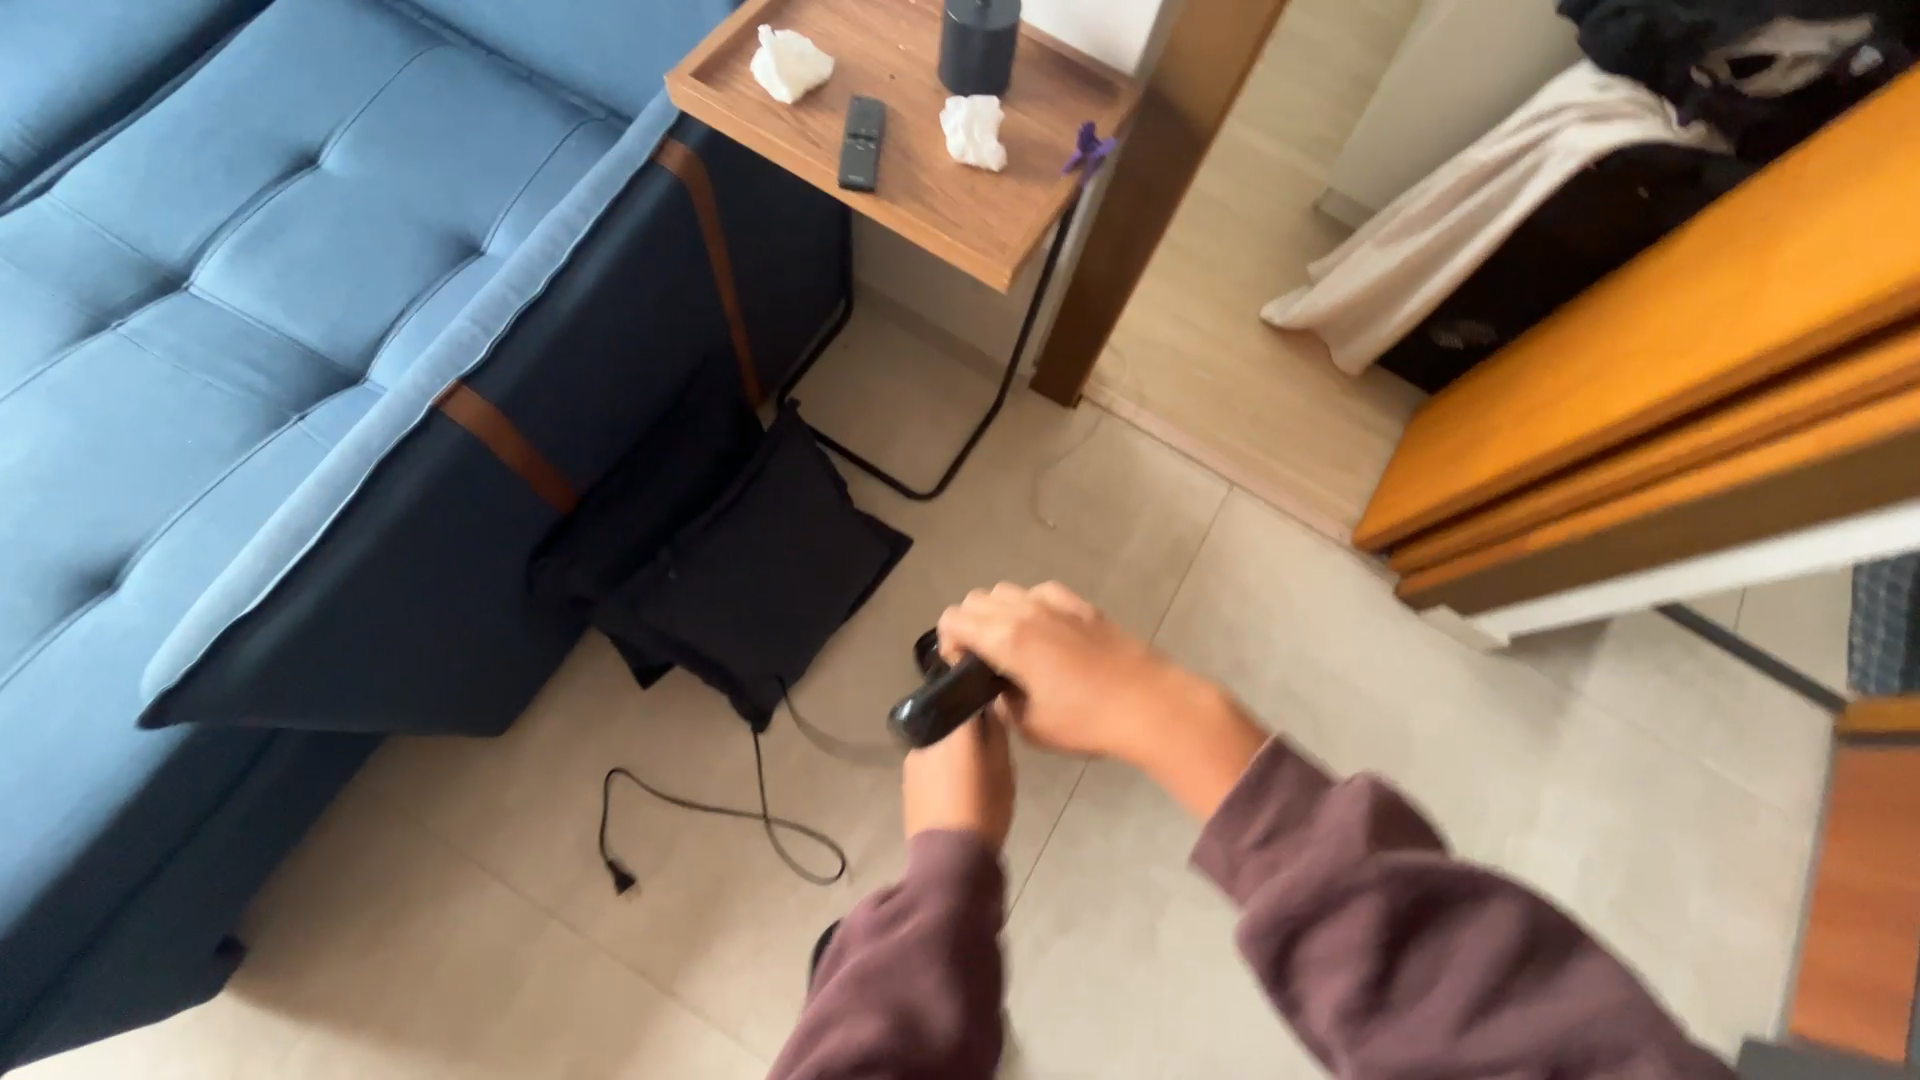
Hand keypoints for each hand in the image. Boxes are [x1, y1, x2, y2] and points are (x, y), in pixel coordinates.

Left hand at [902, 715, 1014, 849]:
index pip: (966, 697)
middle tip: (984, 752)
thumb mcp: (1004, 768)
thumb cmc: (985, 806)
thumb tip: (989, 707)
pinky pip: (927, 763)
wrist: (949, 856)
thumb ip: (996, 730)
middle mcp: (929, 735)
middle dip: (965, 731)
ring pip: (938, 743)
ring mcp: (913, 758)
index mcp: (956, 727)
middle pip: (950, 721)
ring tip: (968, 776)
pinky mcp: (906, 780)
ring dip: (950, 751)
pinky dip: (939, 769)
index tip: (990, 714)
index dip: (979, 702)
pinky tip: (952, 790)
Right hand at [935, 583, 1208, 763]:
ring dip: (997, 612)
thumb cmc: (1086, 721)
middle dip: (969, 624)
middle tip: (982, 658)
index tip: (960, 666)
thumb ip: (1001, 701)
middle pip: (976, 599)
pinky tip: (1043, 632)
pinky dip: (1029, 605)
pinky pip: (1040, 592)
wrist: (1148, 704)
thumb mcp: (1030, 725)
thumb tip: (995, 688)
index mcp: (1007, 639)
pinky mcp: (1081, 605)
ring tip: (1011, 645)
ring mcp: (1056, 603)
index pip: (955, 619)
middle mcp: (1026, 611)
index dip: (947, 641)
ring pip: (1007, 591)